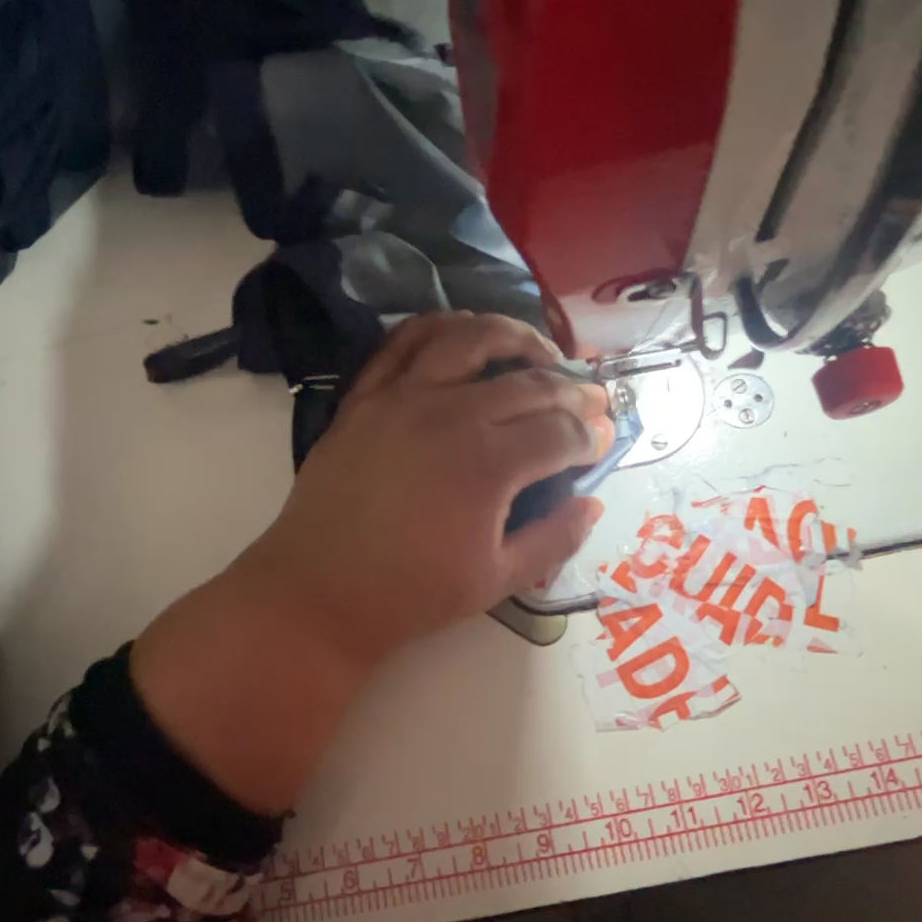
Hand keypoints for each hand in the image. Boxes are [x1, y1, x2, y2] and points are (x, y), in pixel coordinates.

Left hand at [237, 311, 613, 665]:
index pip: (560, 431)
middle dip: (573, 388)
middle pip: (529, 381)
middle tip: (593, 397)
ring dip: (516, 336)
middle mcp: (451, 414)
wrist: (319, 593)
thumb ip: (555, 540)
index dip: (591, 435)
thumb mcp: (497, 581)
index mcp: (489, 464)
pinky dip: (441, 327)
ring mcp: (402, 398)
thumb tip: (593, 503)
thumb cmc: (411, 595)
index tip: (602, 443)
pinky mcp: (365, 397)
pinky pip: (405, 342)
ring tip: (540, 349)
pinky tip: (462, 334)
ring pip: (470, 338)